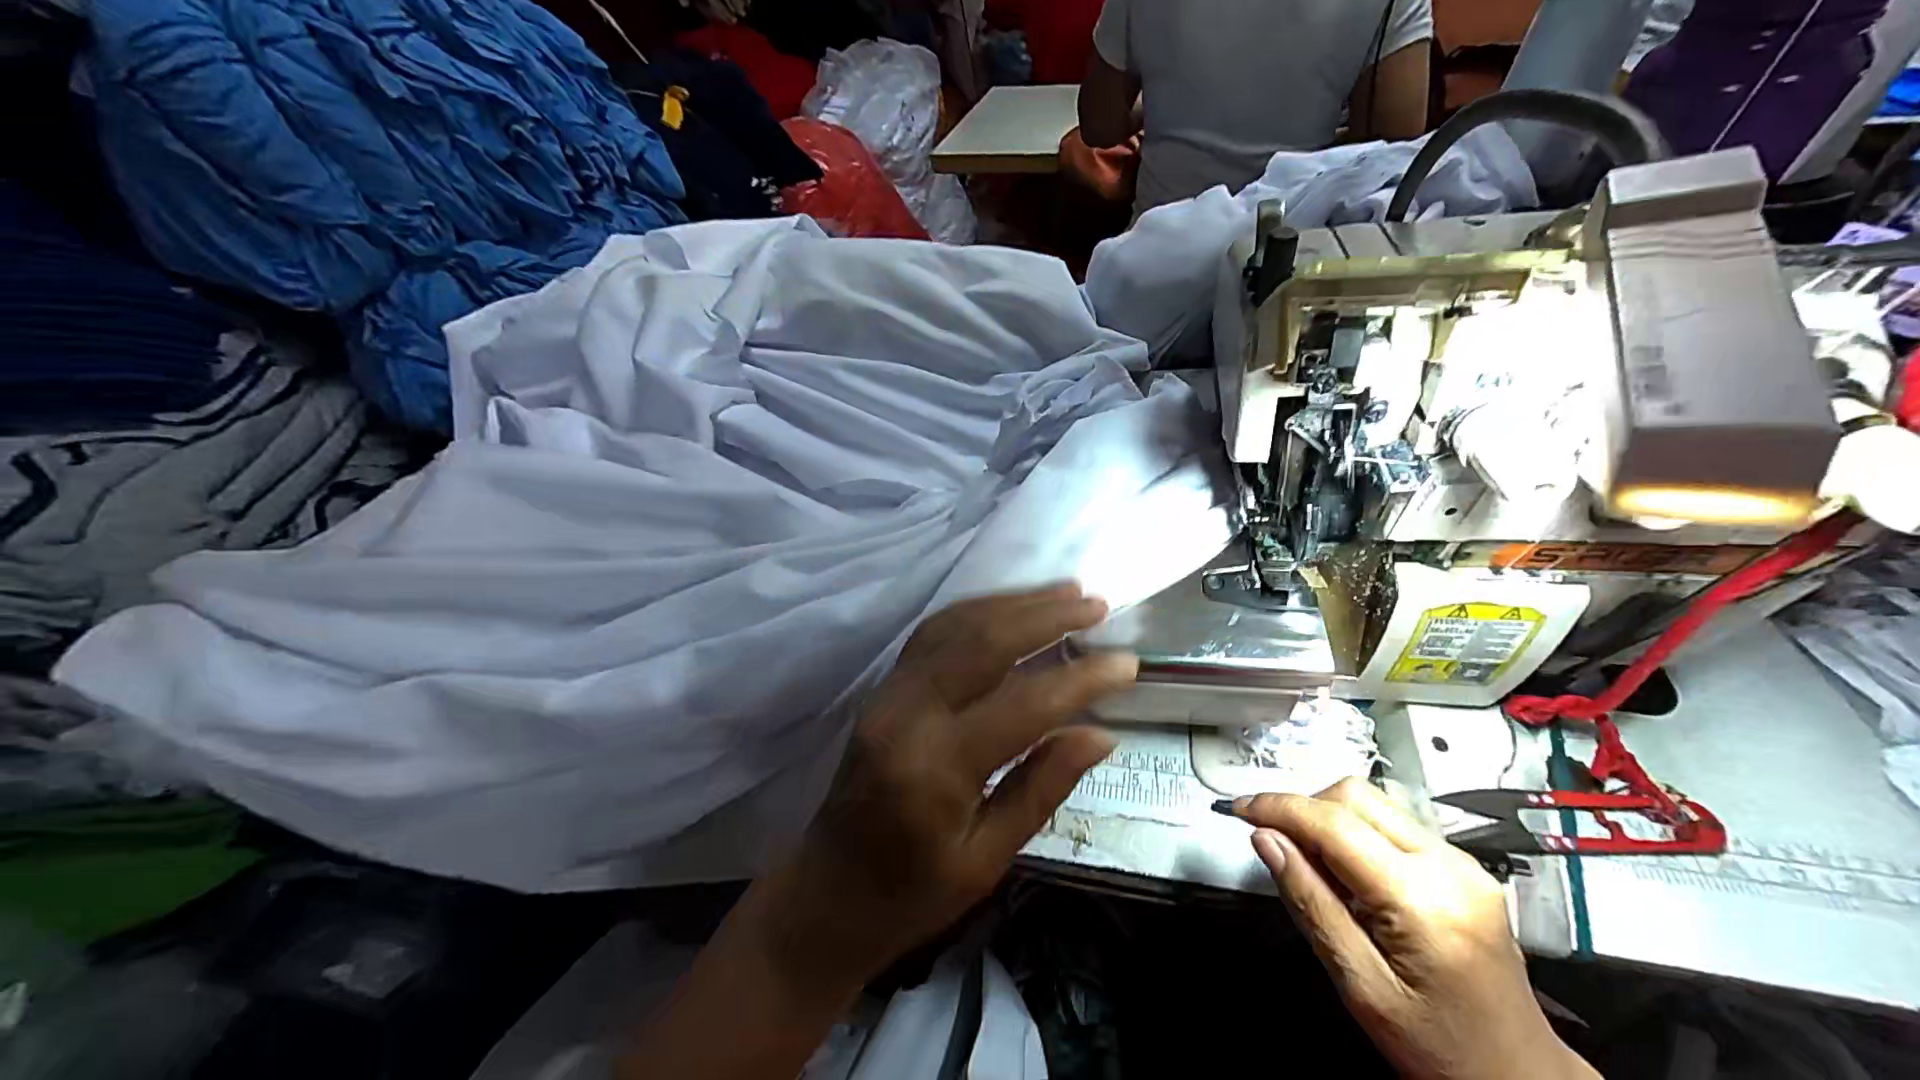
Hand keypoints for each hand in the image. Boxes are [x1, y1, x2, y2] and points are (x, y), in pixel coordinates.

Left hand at [767, 584, 1136, 983]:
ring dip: (1013, 604)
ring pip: (956, 625)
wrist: (828, 891)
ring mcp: (888, 694)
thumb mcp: (987, 859)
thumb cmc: (912, 894)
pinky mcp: (882, 689)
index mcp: (936, 767)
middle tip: (1097, 605)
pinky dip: (977, 612)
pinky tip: (1009, 608)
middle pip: (984, 642)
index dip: (1080, 679)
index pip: (1022, 704)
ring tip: (1066, 593)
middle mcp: (907, 714)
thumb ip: (1042, 787)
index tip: (1127, 662)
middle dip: (1046, 617)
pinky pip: (933, 634)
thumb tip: (1101, 734)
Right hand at [1231, 779, 1597, 1079]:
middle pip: (1356, 797)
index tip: (1240, 809)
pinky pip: (1392, 824)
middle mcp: (1451, 869)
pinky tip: (1342, 872)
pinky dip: (1353, 832)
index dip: (1278, 807)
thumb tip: (1267, 840)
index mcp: (1425, 901)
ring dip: (1327, 818)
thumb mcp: (1360, 985)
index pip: (1334, 823)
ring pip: (1373, 803)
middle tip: (1272, 841)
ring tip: (1308, 863)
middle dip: (1303, 808)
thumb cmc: (1442, 1049)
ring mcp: (1462, 865)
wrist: (1520, 1078)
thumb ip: (1310, 903)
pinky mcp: (1462, 868)